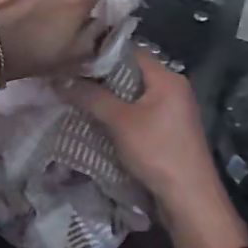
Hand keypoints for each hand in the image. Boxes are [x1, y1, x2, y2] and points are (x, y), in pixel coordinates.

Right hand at [56, 51, 220, 204]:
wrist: (188, 196)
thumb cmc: (157, 151)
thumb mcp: (119, 121)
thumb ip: (90, 97)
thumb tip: (59, 79)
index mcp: (167, 78)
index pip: (129, 52)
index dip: (99, 53)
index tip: (69, 57)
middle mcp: (171, 88)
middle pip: (128, 72)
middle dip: (97, 76)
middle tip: (65, 77)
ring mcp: (169, 109)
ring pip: (130, 93)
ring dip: (104, 95)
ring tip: (73, 95)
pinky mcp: (164, 128)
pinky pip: (134, 110)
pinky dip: (114, 111)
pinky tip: (93, 116)